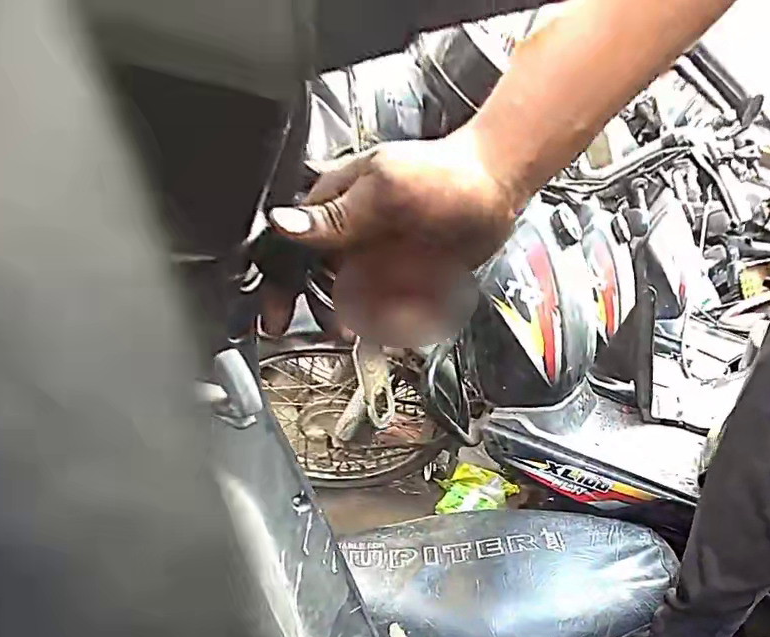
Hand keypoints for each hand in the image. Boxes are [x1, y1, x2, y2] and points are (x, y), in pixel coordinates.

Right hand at [269, 128, 523, 345]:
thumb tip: (284, 224)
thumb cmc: (444, 175)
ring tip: (408, 304)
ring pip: (365, 310)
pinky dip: (411, 316)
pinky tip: (428, 300)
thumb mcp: (385, 190)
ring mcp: (379, 265)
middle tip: (349, 328)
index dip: (279, 289)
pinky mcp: (406, 284)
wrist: (494, 192)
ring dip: (383, 317)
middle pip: (327, 294)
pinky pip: (398, 314)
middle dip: (341, 313)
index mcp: (333, 211)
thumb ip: (337, 215)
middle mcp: (352, 242)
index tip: (275, 322)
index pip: (290, 254)